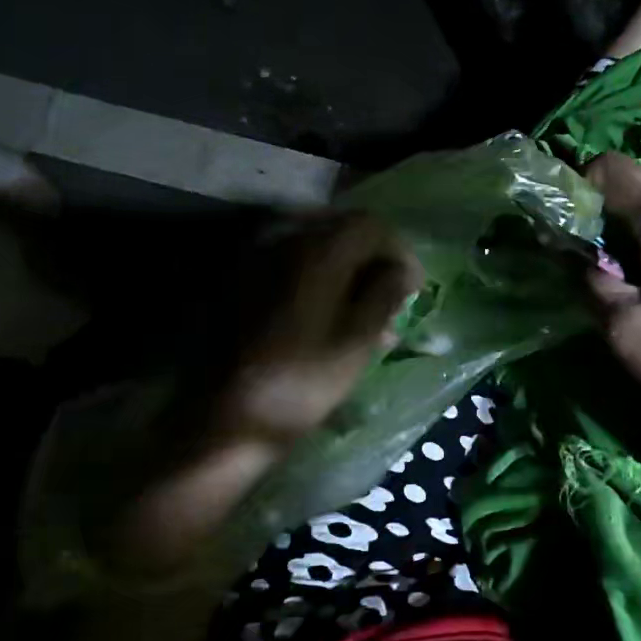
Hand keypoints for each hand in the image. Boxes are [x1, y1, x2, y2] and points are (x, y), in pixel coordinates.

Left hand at [215, 212, 422, 447]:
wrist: (229, 416)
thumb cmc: (303, 380)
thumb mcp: (357, 340)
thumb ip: (385, 295)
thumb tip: (402, 269)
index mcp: (317, 250)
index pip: (371, 224)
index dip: (399, 251)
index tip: (412, 287)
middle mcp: (284, 239)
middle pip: (341, 229)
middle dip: (371, 258)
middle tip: (388, 298)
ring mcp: (256, 257)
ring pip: (315, 246)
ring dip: (344, 270)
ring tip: (359, 312)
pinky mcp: (240, 280)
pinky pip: (290, 262)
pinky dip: (316, 278)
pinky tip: (325, 313)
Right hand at [584, 154, 640, 468]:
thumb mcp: (624, 325)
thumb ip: (589, 279)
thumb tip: (573, 256)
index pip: (610, 169)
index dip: (575, 193)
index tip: (561, 236)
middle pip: (633, 186)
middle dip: (597, 218)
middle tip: (577, 265)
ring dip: (621, 238)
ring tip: (608, 283)